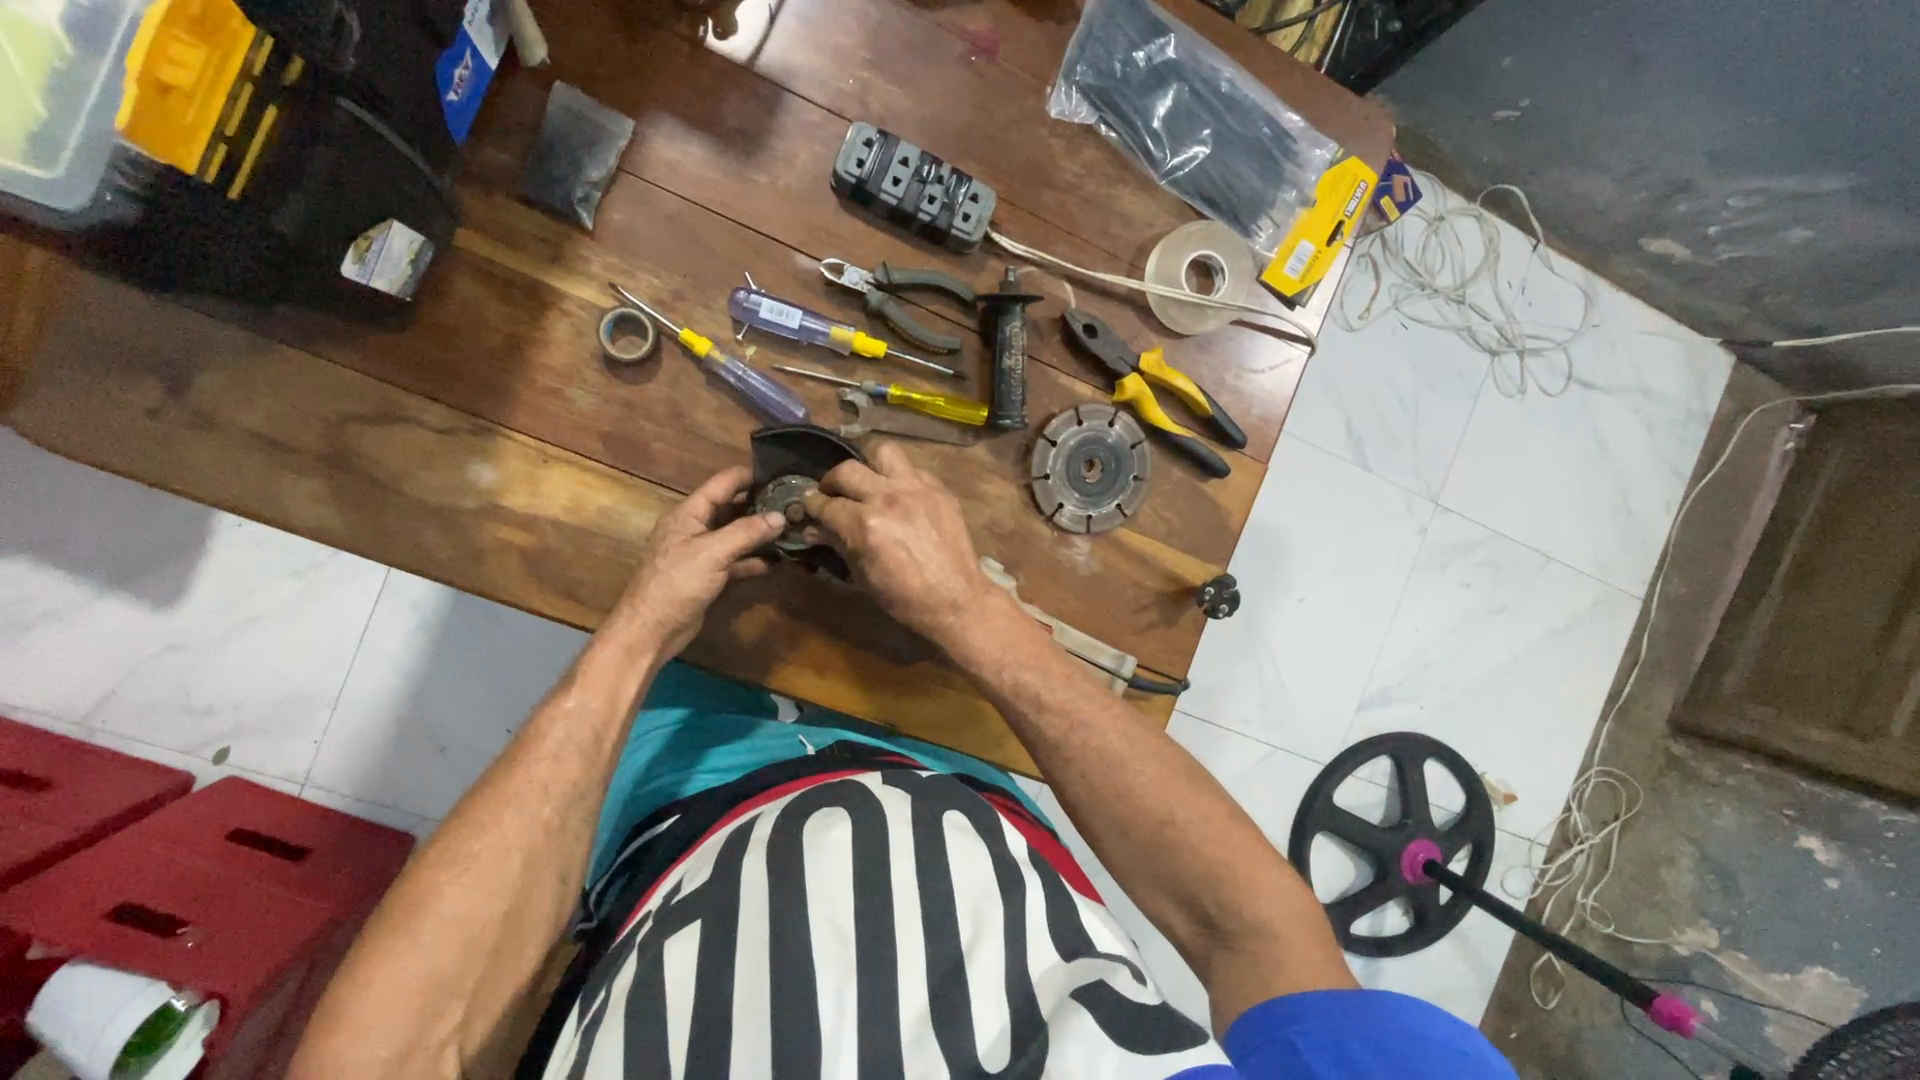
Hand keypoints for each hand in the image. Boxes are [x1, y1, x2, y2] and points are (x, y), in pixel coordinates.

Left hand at [611, 466, 786, 658]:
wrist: (652, 629)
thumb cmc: (676, 583)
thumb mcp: (713, 552)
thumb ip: (747, 532)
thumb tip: (780, 516)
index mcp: (689, 513)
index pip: (723, 484)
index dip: (750, 476)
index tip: (781, 474)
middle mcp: (695, 528)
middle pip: (732, 508)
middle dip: (760, 504)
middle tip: (794, 502)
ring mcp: (702, 553)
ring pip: (736, 535)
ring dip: (760, 533)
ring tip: (792, 528)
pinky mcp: (709, 575)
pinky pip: (736, 561)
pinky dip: (754, 559)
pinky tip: (777, 560)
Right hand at [801, 442, 995, 647]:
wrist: (955, 599)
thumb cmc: (903, 597)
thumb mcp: (862, 575)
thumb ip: (837, 544)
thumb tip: (813, 530)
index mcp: (864, 524)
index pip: (826, 504)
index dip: (812, 506)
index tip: (809, 506)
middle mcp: (887, 498)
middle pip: (847, 470)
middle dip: (832, 481)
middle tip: (832, 493)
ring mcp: (916, 489)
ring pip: (883, 453)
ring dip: (869, 465)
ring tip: (868, 482)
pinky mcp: (939, 489)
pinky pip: (913, 469)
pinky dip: (900, 478)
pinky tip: (900, 495)